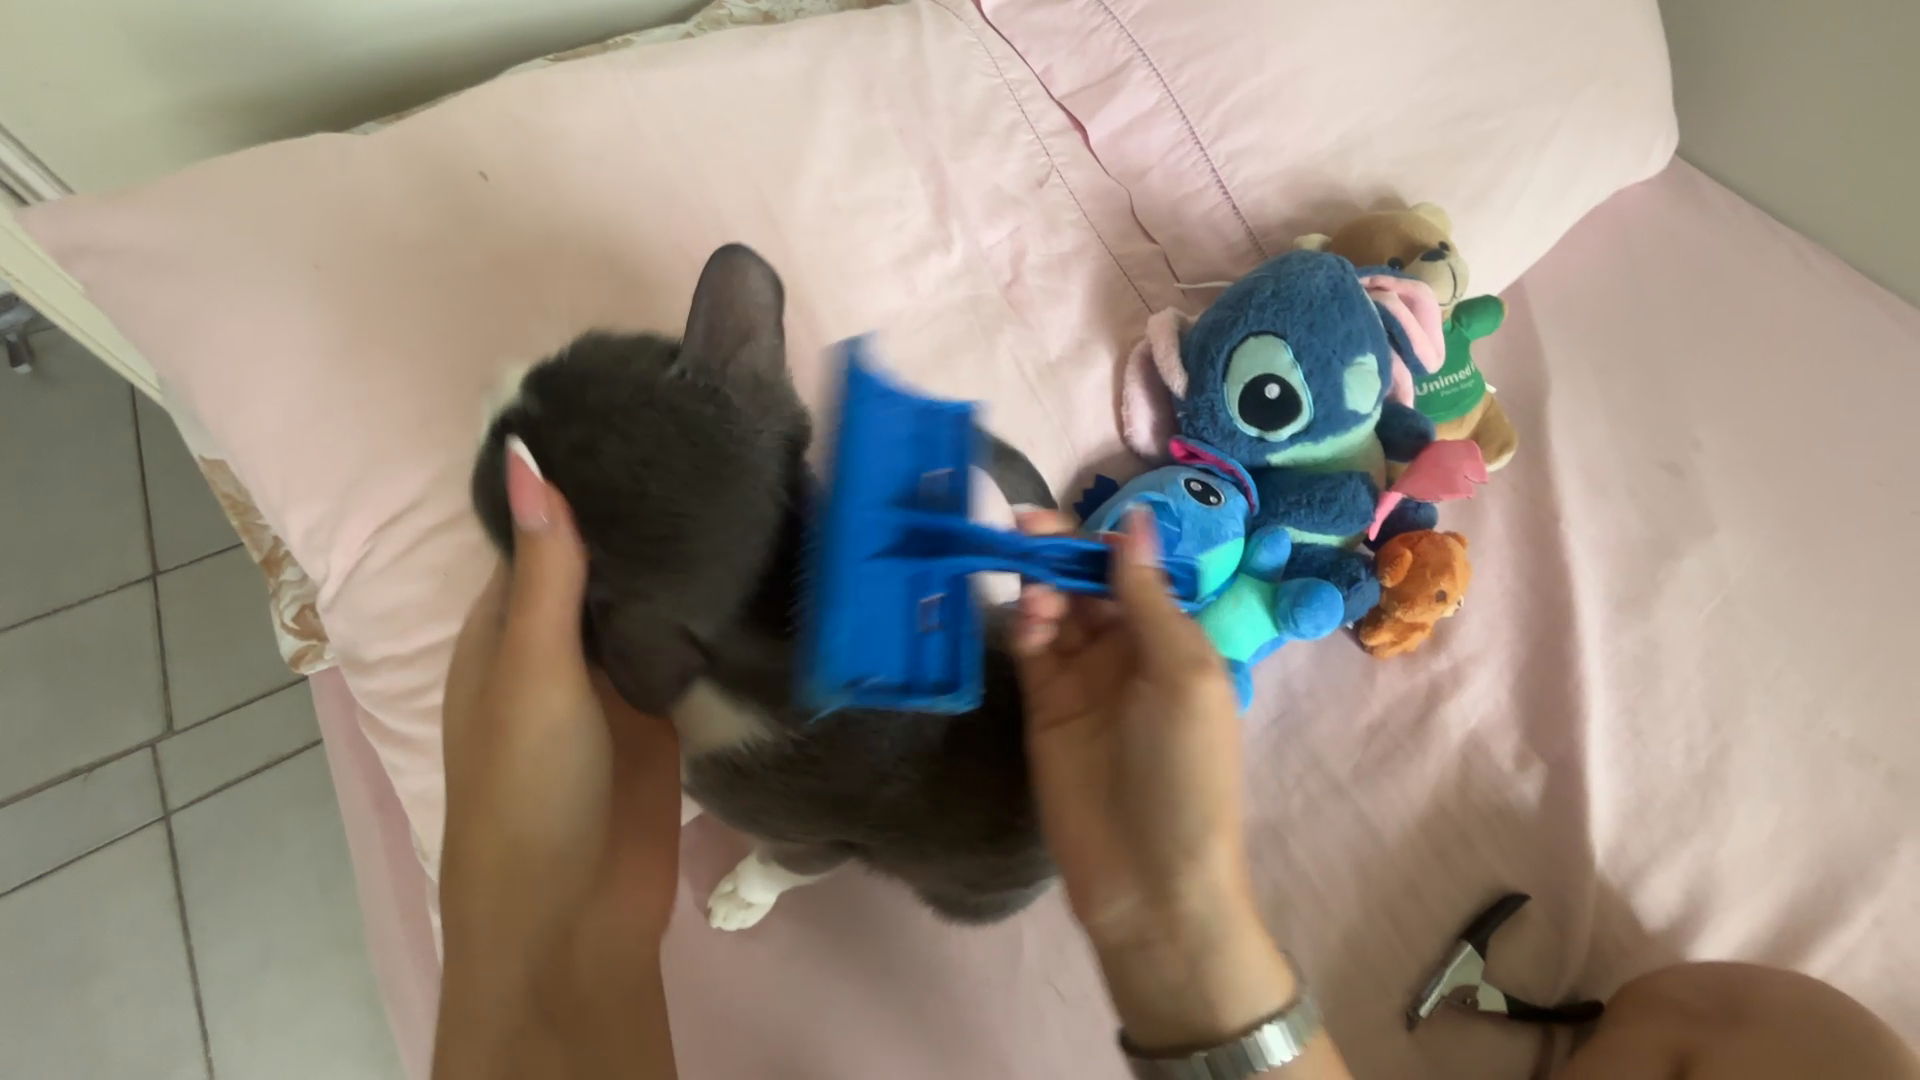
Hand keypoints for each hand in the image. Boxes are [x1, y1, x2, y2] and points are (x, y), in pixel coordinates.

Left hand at [435, 437, 681, 1078]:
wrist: (579, 908)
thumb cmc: (532, 785)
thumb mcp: (531, 670)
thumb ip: (543, 571)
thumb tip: (527, 455)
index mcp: (510, 626)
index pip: (543, 533)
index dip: (580, 482)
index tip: (637, 422)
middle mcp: (563, 643)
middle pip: (603, 565)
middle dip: (644, 518)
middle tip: (709, 449)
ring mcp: (618, 676)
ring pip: (650, 603)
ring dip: (680, 564)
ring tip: (740, 491)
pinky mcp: (666, 705)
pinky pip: (685, 646)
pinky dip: (708, 613)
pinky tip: (751, 569)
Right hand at [1011, 508, 1297, 1051]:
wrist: (1149, 879)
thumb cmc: (1185, 771)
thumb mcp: (1183, 675)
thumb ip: (1150, 597)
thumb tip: (1136, 519)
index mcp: (1173, 638)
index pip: (1130, 571)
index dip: (1098, 543)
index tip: (1061, 520)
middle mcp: (1127, 650)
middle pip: (1087, 585)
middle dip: (1059, 556)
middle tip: (1023, 532)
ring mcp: (1083, 679)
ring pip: (1055, 611)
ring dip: (1042, 592)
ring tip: (1038, 606)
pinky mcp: (1045, 706)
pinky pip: (1032, 650)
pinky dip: (1026, 627)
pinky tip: (1027, 626)